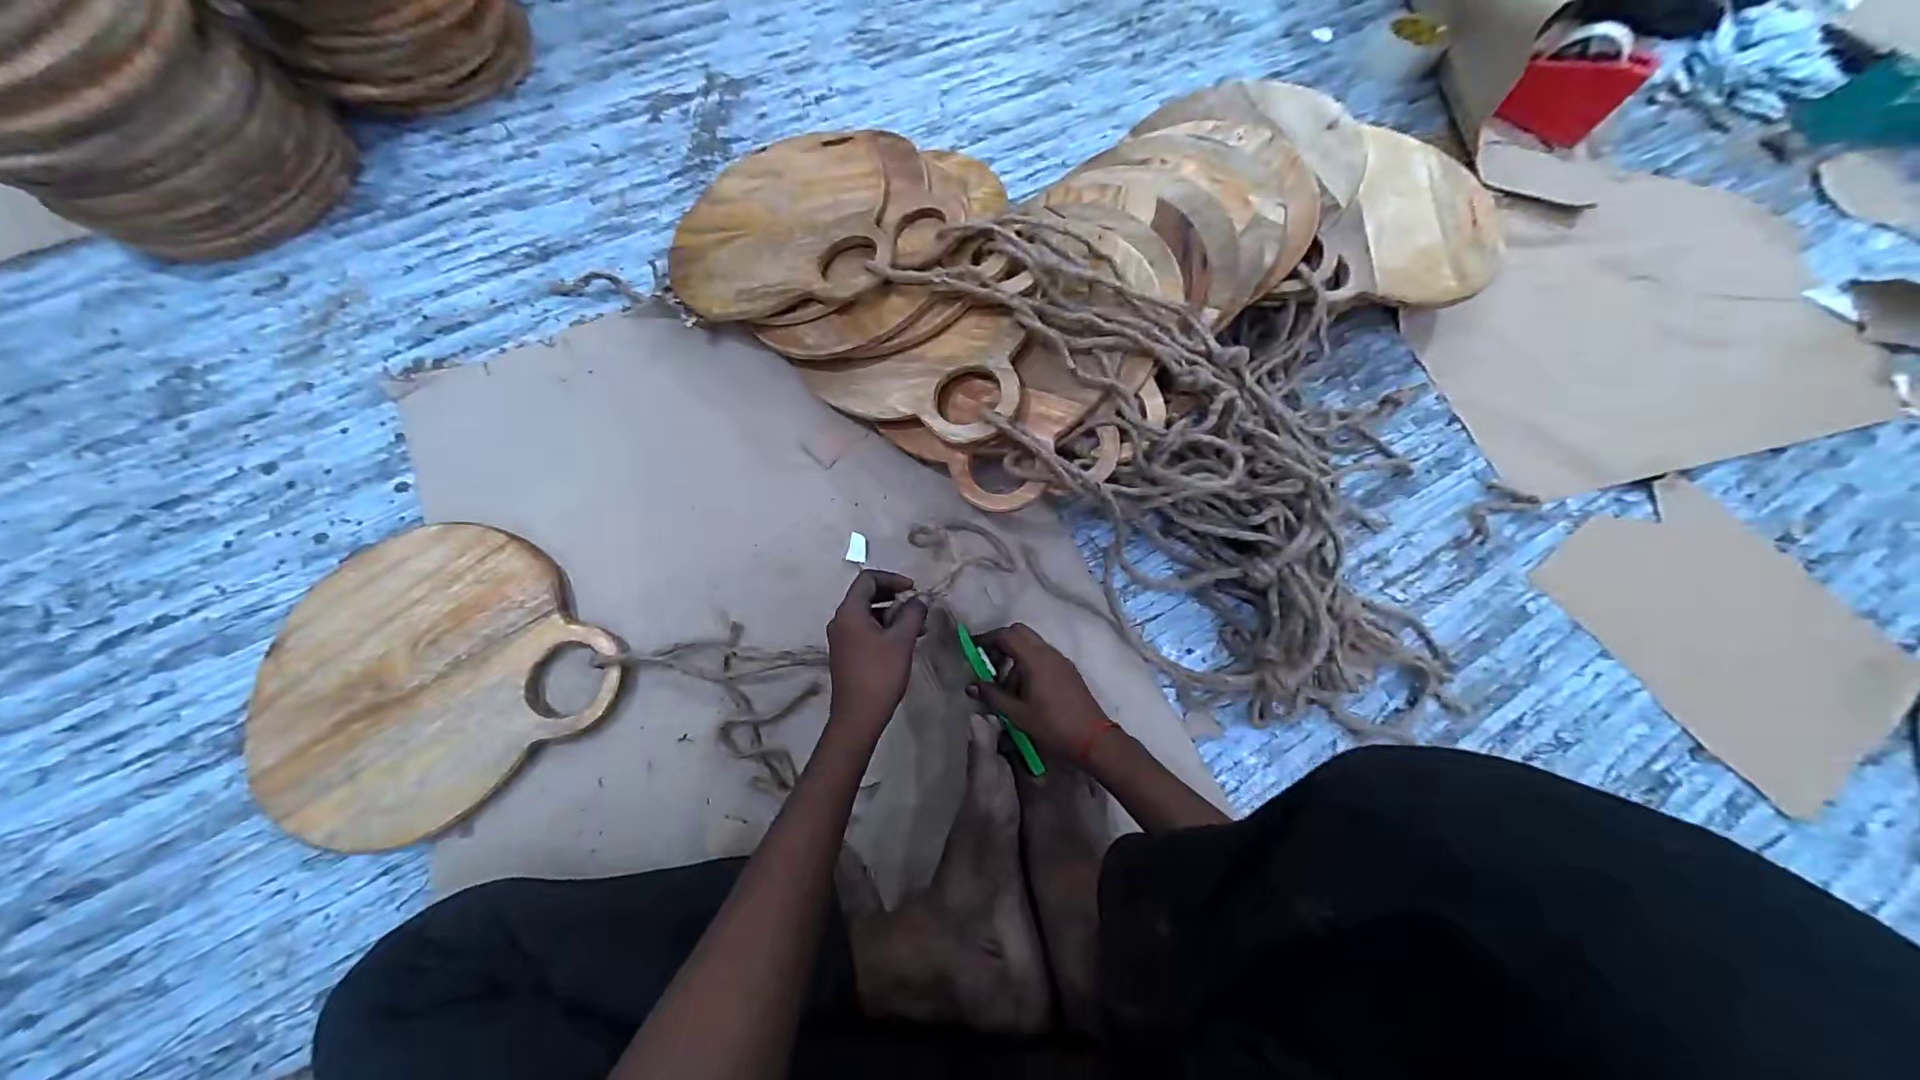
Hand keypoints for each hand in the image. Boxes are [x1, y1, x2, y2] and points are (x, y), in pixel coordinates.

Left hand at [825, 570, 927, 735]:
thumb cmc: (879, 674)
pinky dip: (885, 629)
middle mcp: (841, 621)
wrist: (857, 717)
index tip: (914, 589)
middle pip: (866, 596)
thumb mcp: (902, 640)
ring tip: (919, 627)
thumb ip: (913, 614)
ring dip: (893, 615)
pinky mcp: (846, 654)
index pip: (868, 580)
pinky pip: (866, 631)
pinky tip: (905, 641)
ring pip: (868, 615)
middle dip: (894, 597)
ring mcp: (842, 639)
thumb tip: (920, 599)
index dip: (892, 579)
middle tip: (917, 606)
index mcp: (849, 612)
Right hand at [968, 623, 1117, 764]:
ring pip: (1031, 645)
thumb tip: (970, 685)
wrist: (1093, 738)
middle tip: (988, 664)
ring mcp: (1060, 660)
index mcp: (1035, 659)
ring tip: (1005, 686)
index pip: (1007, 635)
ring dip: (1014, 656)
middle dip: (1000, 643)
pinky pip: (1043, 656)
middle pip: (1020, 633)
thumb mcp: (1017, 714)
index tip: (972, 649)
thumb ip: (992, 696)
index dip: (986, 639)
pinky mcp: (1067, 670)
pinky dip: (1028, 663)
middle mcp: (1049, 652)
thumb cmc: (1052, 725)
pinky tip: (1024, 690)